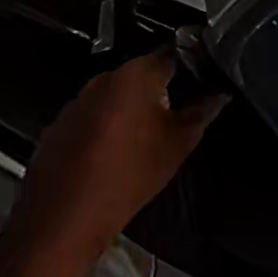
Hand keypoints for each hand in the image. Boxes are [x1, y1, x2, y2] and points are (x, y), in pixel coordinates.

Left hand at [13, 47, 228, 250]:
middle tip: (176, 113)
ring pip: (115, 95)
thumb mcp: (177, 144)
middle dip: (160, 89)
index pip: (173, 54)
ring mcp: (76, 101)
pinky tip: (111, 152)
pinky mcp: (57, 126)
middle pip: (142, 73)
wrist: (61, 223)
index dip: (191, 65)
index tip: (203, 80)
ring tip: (143, 136)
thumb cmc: (129, 176)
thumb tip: (220, 95)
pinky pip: (91, 116)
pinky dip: (104, 125)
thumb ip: (202, 112)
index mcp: (137, 74)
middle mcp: (105, 78)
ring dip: (130, 107)